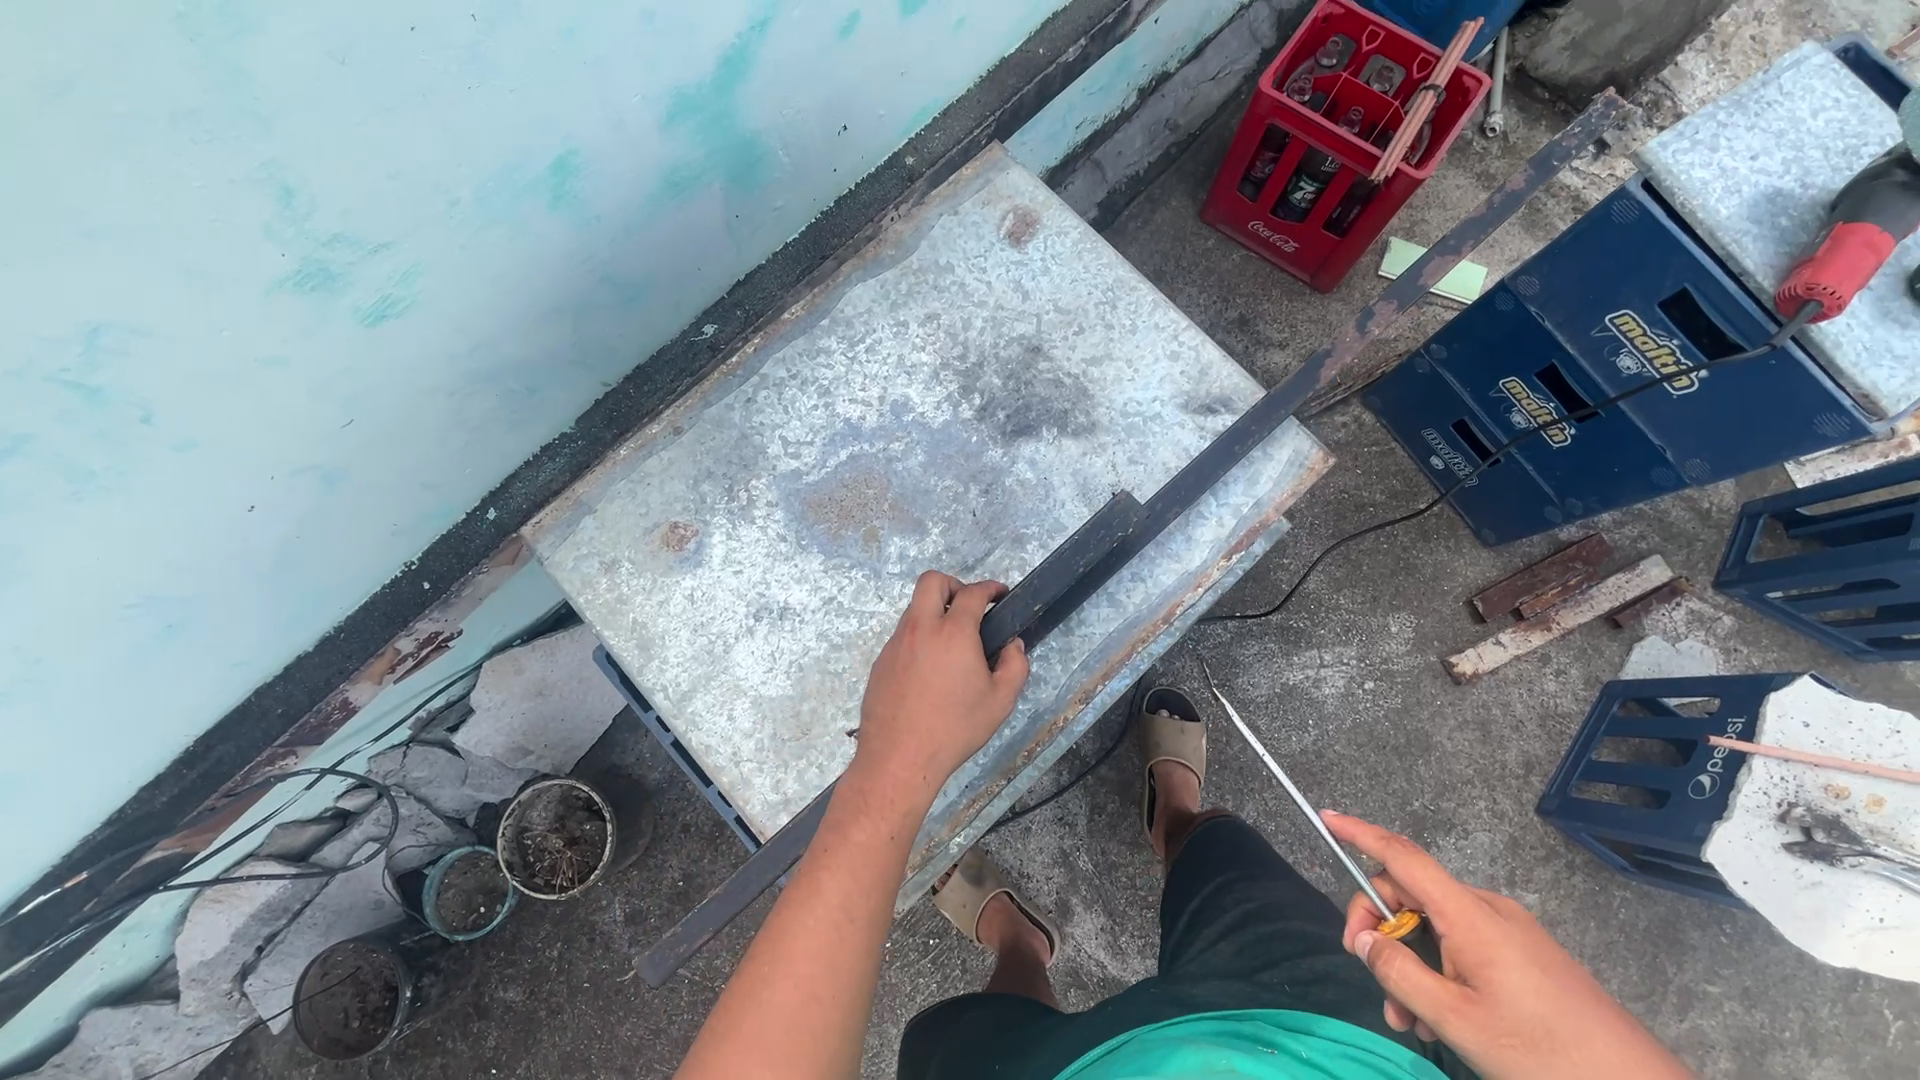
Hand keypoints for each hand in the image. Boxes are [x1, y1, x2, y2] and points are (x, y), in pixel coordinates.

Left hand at [849, 572, 1029, 808]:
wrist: (900, 757)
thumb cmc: (955, 728)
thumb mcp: (1000, 701)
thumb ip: (1015, 666)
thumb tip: (1013, 645)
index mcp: (953, 632)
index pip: (972, 593)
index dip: (990, 588)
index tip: (1000, 595)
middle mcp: (921, 628)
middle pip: (931, 581)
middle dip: (953, 585)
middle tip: (968, 608)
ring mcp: (896, 643)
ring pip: (914, 609)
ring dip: (934, 613)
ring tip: (951, 646)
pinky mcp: (881, 662)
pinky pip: (902, 637)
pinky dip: (918, 639)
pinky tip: (929, 672)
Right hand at [1323, 811, 1690, 1079]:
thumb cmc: (1543, 1052)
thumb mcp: (1456, 1019)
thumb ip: (1399, 973)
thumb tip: (1366, 939)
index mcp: (1470, 915)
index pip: (1403, 857)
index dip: (1361, 833)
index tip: (1326, 816)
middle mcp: (1489, 911)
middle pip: (1412, 896)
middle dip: (1383, 936)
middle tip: (1376, 987)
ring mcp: (1510, 932)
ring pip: (1435, 929)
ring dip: (1412, 966)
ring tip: (1412, 1023)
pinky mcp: (1525, 956)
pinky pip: (1463, 946)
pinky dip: (1440, 973)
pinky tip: (1440, 1019)